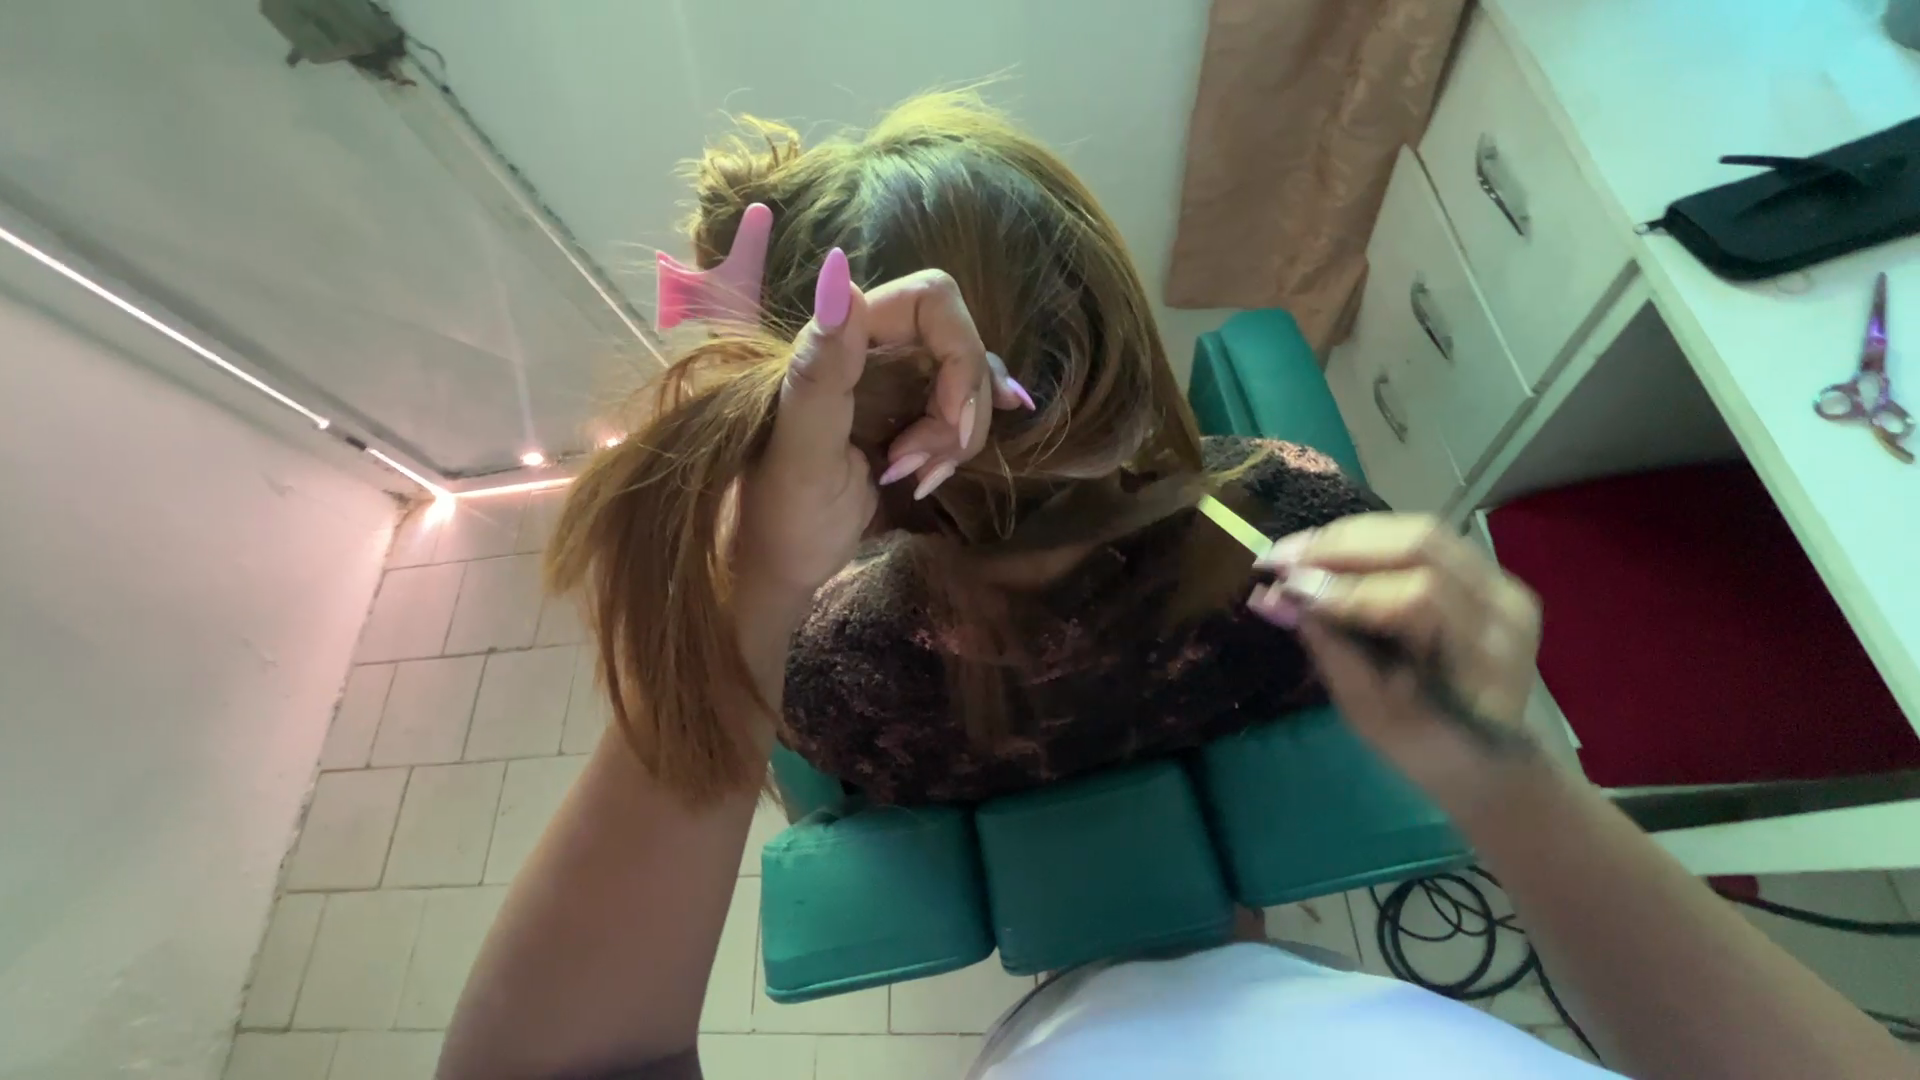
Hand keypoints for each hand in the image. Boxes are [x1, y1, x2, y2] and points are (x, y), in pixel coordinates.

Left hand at [732, 252, 1026, 619]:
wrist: (788, 562)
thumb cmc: (784, 513)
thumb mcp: (801, 451)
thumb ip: (819, 371)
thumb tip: (838, 273)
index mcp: (842, 338)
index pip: (934, 300)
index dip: (959, 355)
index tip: (951, 421)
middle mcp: (872, 348)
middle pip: (960, 344)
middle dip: (961, 409)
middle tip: (920, 466)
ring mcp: (896, 383)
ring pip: (969, 382)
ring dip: (958, 437)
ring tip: (915, 480)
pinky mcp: (910, 416)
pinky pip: (964, 407)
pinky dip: (965, 439)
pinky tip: (945, 466)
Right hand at [1248, 513, 1546, 812]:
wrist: (1483, 753)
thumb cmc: (1422, 743)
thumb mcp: (1367, 709)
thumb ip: (1326, 645)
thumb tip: (1270, 597)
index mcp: (1484, 656)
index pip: (1419, 599)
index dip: (1347, 589)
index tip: (1286, 587)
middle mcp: (1502, 606)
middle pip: (1422, 545)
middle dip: (1340, 547)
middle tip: (1279, 557)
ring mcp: (1498, 581)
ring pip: (1419, 530)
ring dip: (1347, 536)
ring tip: (1294, 549)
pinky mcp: (1482, 570)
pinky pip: (1419, 535)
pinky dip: (1365, 538)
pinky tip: (1325, 548)